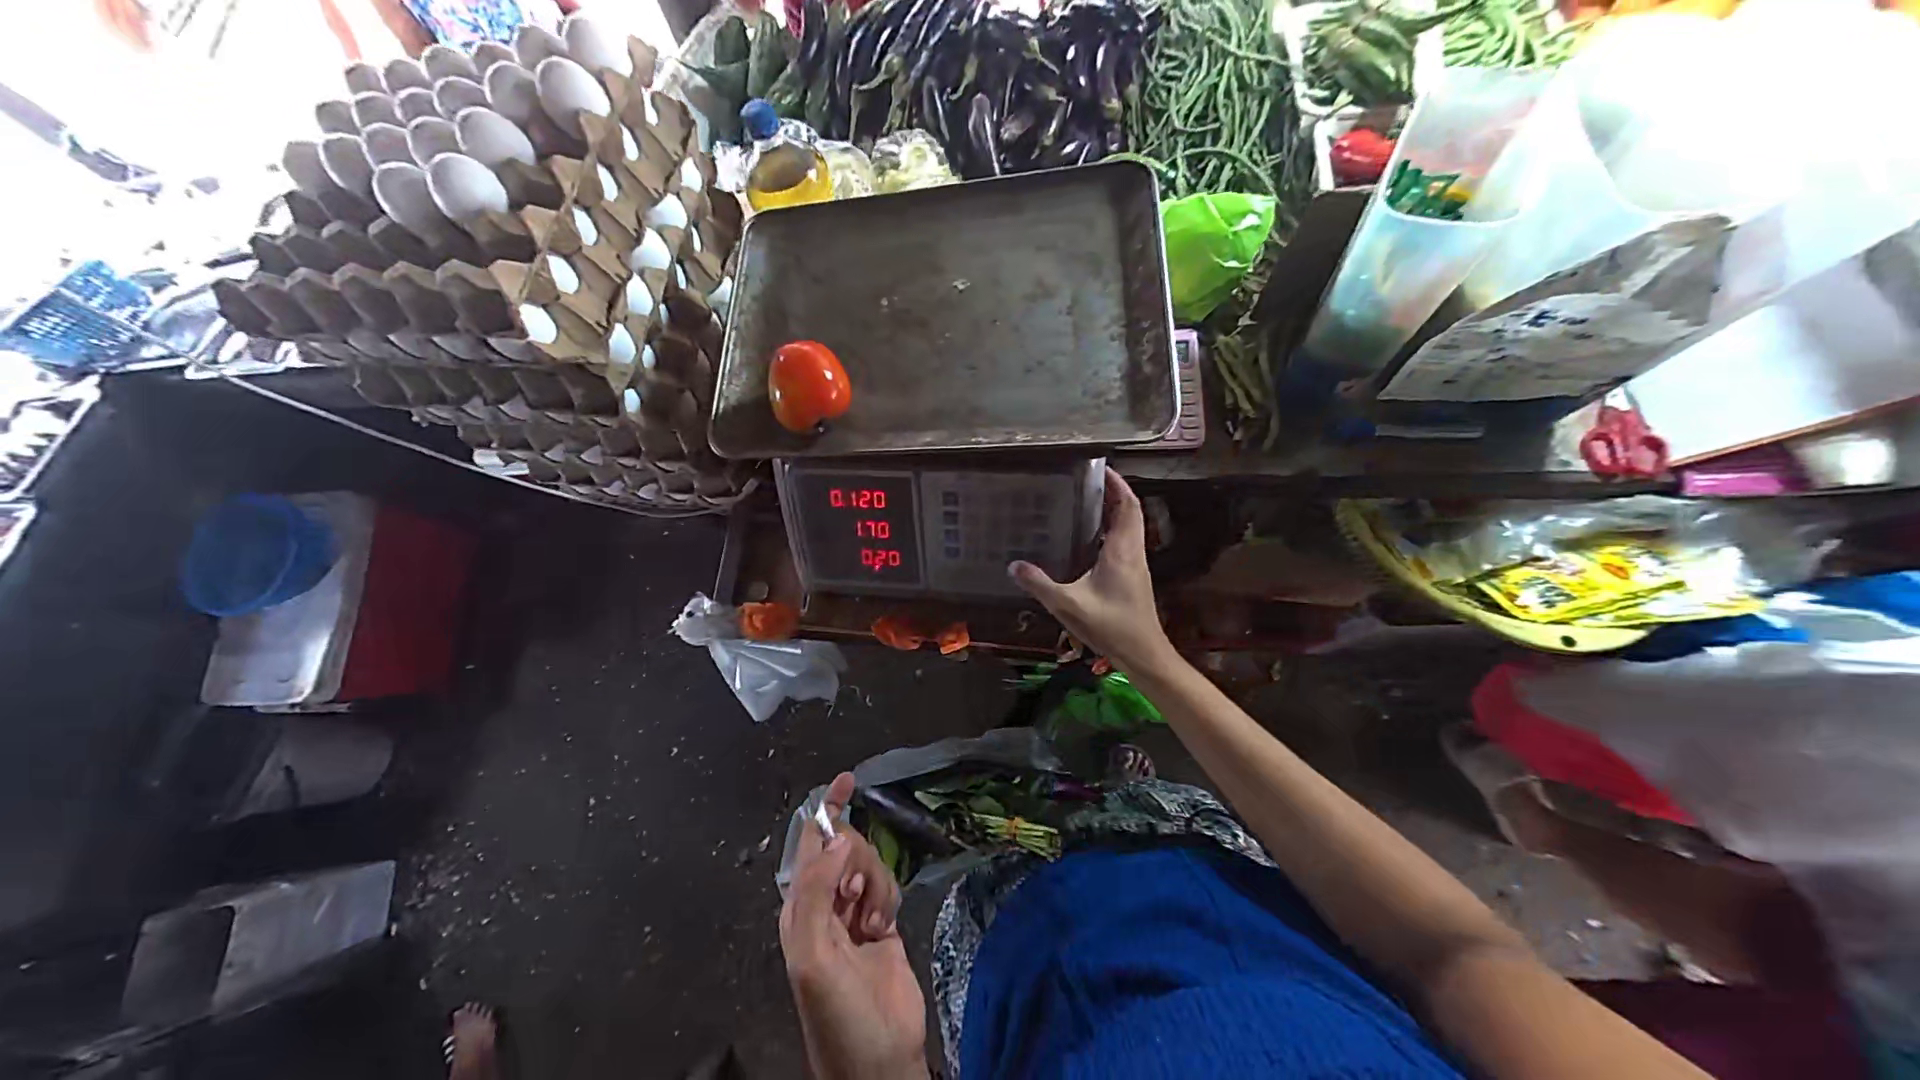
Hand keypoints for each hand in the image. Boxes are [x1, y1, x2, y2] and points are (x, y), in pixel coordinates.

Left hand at [780, 774, 927, 1079]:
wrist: (878, 1058)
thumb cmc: (836, 1012)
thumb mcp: (813, 954)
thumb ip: (818, 892)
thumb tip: (837, 838)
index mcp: (800, 907)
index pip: (811, 844)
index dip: (827, 810)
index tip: (847, 780)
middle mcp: (826, 903)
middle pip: (846, 848)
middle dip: (858, 863)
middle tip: (859, 900)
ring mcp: (855, 912)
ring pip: (871, 865)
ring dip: (877, 888)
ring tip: (874, 927)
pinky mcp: (882, 922)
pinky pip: (889, 886)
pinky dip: (889, 899)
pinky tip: (885, 928)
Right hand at [1010, 469, 1174, 673]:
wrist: (1143, 655)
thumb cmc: (1112, 627)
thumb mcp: (1069, 606)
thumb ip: (1040, 585)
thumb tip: (1013, 566)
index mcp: (1123, 550)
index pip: (1127, 506)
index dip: (1117, 484)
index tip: (1100, 468)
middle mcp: (1133, 552)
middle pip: (1129, 512)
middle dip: (1112, 493)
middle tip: (1086, 481)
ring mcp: (1135, 565)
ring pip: (1129, 527)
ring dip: (1112, 511)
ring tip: (1084, 502)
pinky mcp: (1132, 578)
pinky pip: (1124, 542)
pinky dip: (1110, 531)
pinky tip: (1087, 539)